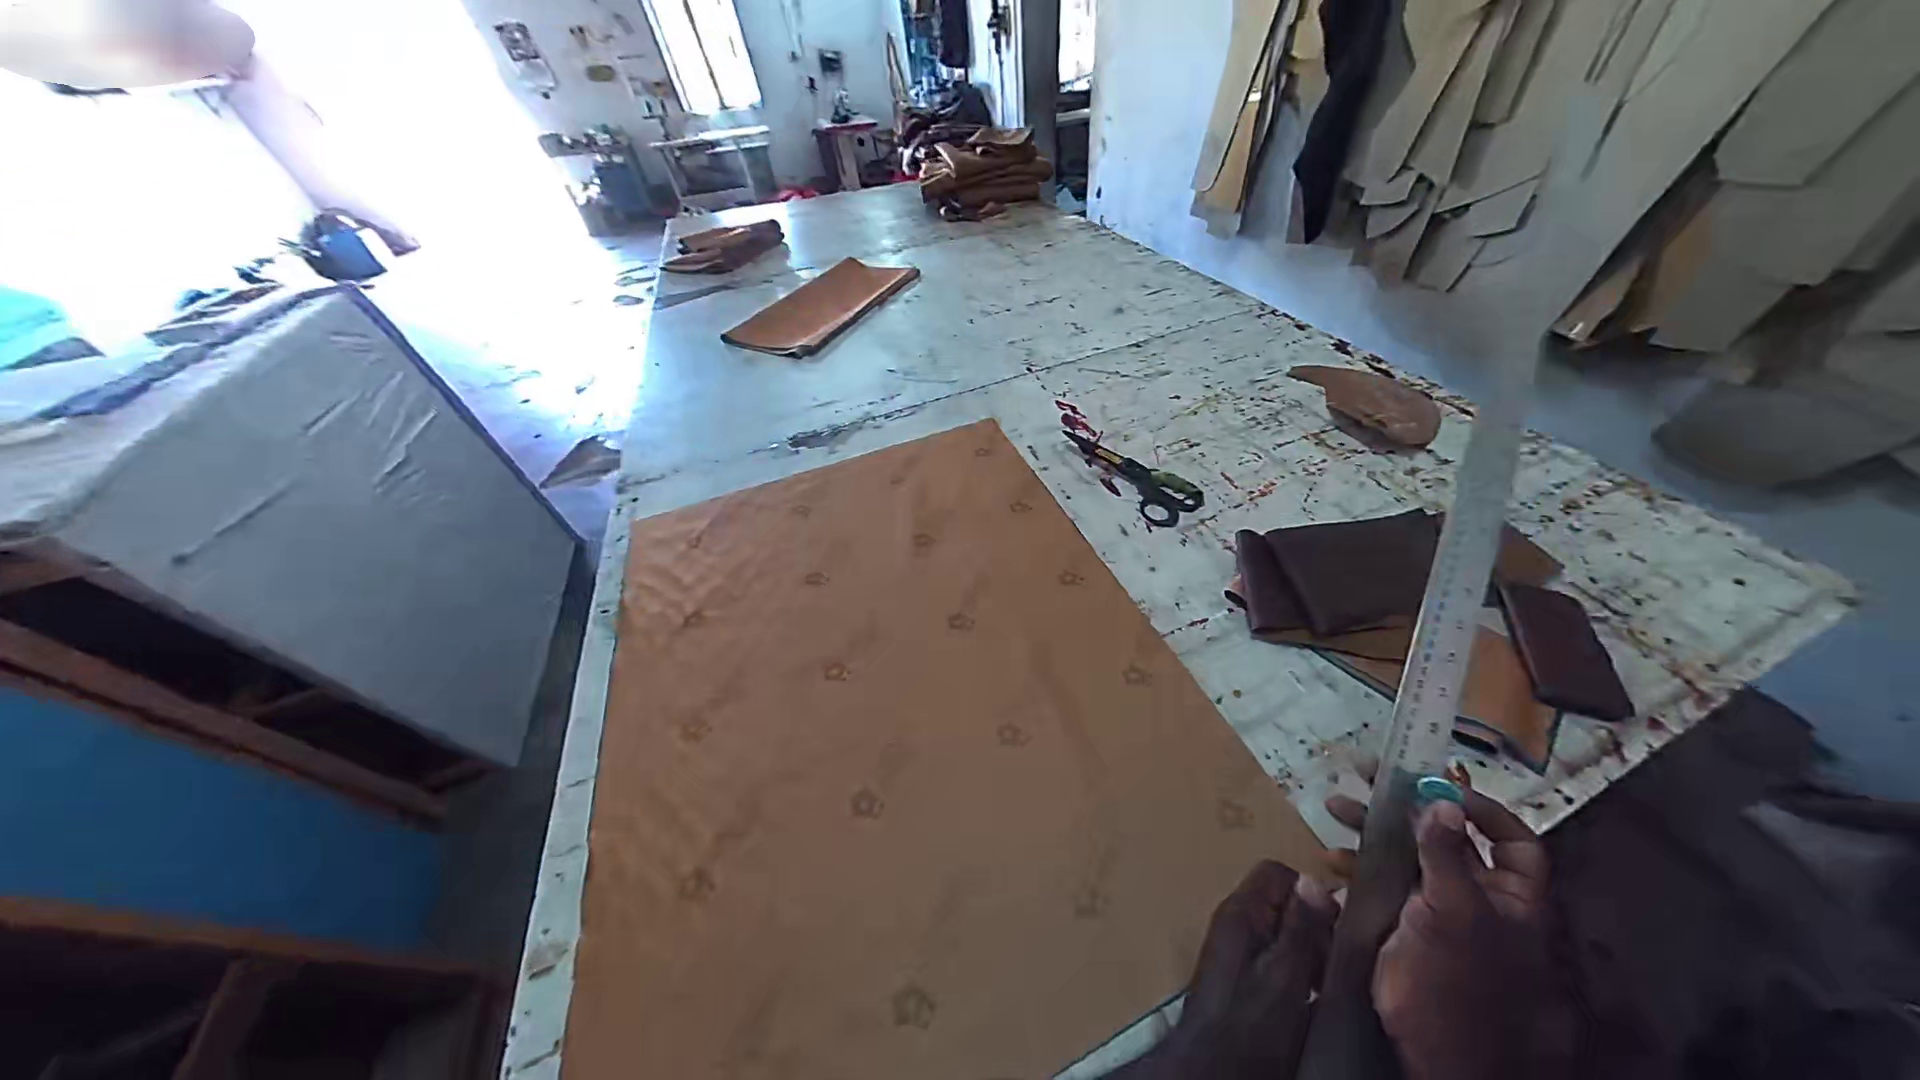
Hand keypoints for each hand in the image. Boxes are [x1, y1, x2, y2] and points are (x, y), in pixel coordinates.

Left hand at [1112, 861, 1337, 1079]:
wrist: (1211, 1068)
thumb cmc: (1250, 1026)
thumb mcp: (1285, 976)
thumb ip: (1301, 928)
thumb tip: (1315, 880)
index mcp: (1241, 912)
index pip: (1276, 873)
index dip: (1310, 893)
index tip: (1336, 929)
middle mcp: (1234, 920)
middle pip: (1280, 900)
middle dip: (1312, 925)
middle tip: (1331, 963)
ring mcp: (1234, 946)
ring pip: (1280, 928)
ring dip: (1307, 949)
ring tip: (1324, 983)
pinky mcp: (1239, 972)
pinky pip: (1273, 954)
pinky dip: (1295, 968)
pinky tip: (1309, 999)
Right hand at [1327, 781, 1573, 1079]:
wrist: (1435, 1051)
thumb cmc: (1459, 981)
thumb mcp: (1453, 911)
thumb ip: (1444, 854)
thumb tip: (1441, 800)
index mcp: (1510, 897)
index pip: (1512, 841)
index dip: (1481, 809)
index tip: (1437, 784)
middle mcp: (1477, 897)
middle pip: (1444, 836)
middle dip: (1404, 806)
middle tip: (1366, 773)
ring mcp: (1438, 910)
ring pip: (1406, 854)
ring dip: (1371, 828)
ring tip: (1335, 806)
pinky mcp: (1403, 924)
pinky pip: (1380, 881)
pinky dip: (1357, 866)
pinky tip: (1332, 863)